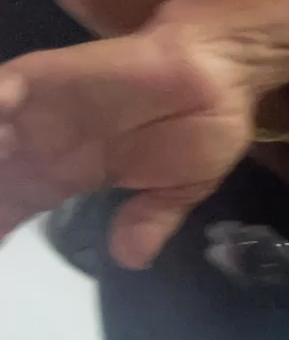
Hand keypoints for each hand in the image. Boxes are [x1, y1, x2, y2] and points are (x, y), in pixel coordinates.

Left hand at [0, 25, 256, 267]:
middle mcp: (38, 142)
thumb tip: (132, 262)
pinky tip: (1, 143)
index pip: (19, 202)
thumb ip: (151, 219)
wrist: (216, 77)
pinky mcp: (28, 80)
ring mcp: (29, 110)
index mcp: (72, 171)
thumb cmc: (205, 129)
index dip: (1, 223)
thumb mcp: (185, 187)